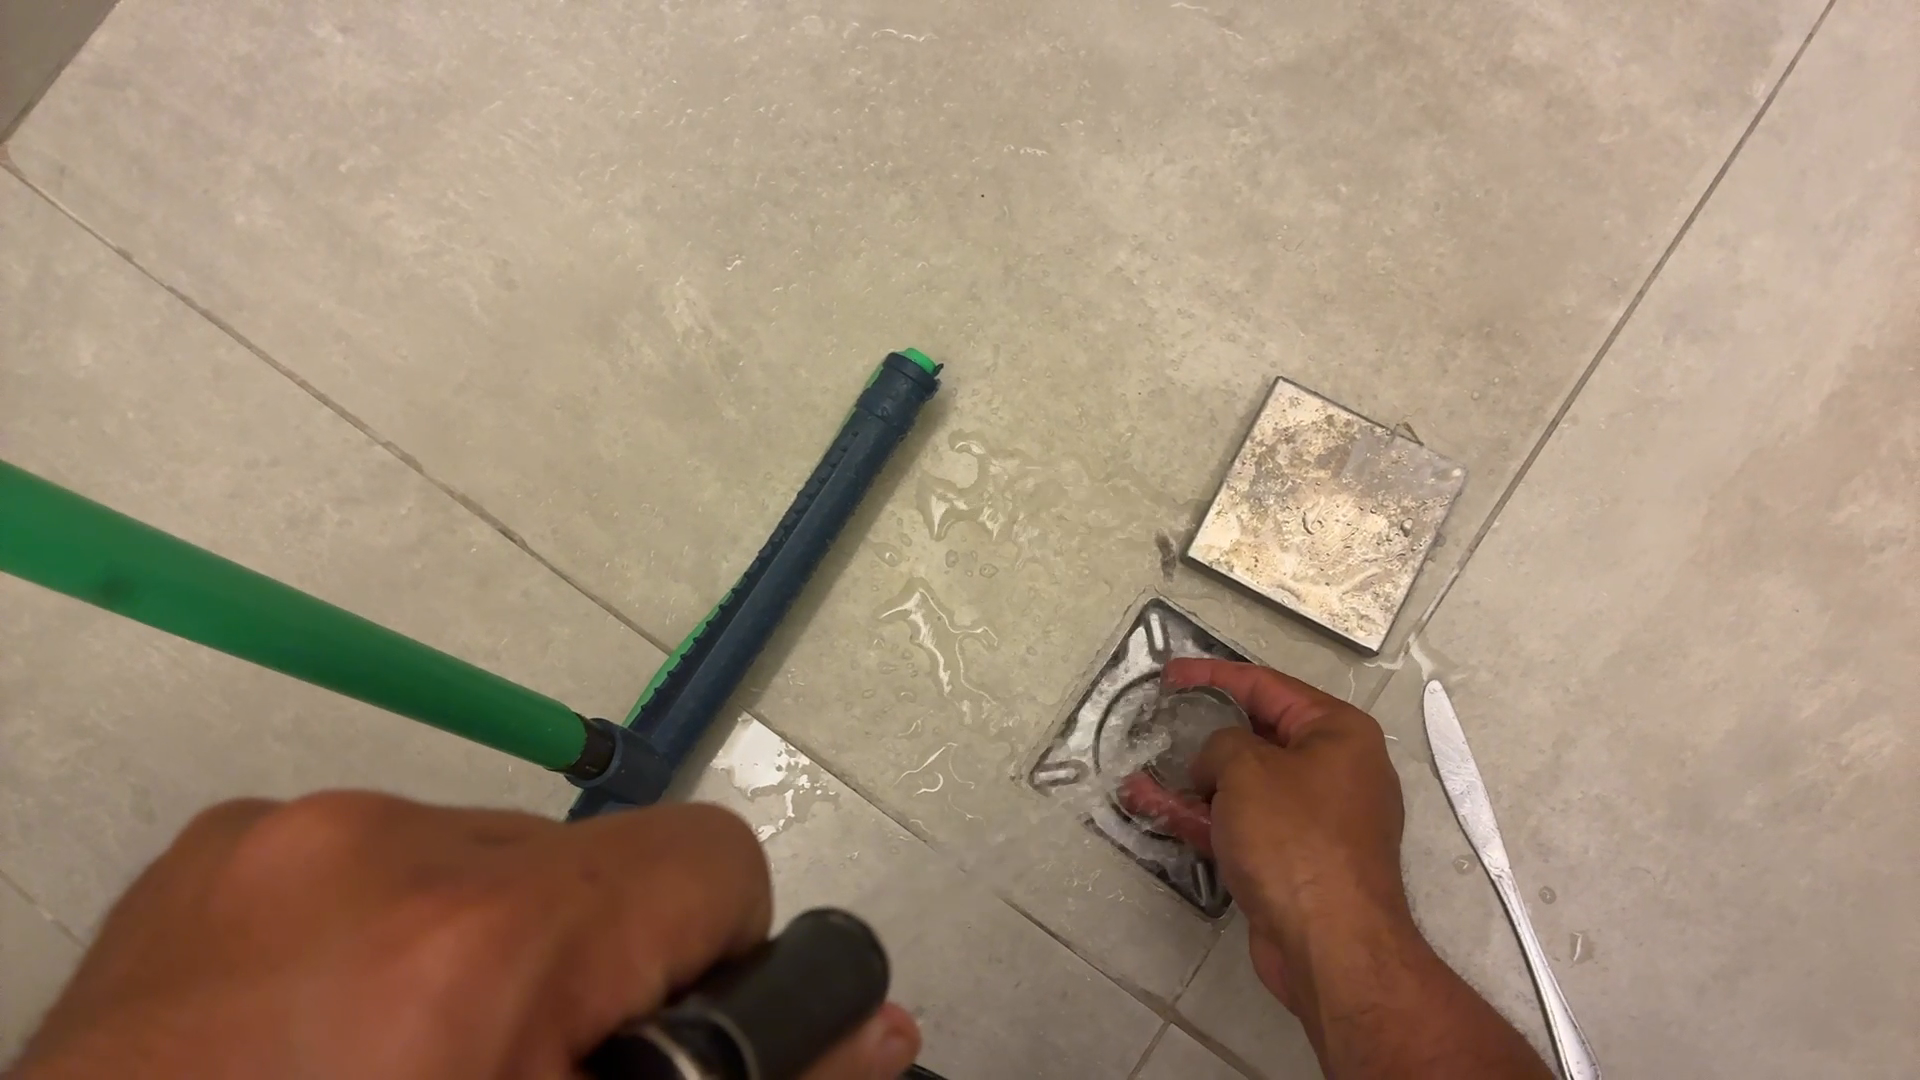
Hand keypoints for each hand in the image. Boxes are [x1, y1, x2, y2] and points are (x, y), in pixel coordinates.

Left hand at [12, 793, 919, 1079]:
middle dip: (597, 967)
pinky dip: (400, 938)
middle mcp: (375, 846)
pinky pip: (388, 860)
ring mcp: (275, 840)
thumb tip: (889, 1022)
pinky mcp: (209, 853)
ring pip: (499, 860)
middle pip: (604, 863)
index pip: (712, 858)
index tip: (654, 1043)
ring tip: (410, 1071)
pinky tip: (329, 1039)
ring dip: (495, 952)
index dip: (711, 957)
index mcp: (481, 940)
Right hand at [1119, 659, 1411, 1017]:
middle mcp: (1331, 768)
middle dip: (1201, 729)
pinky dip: (1199, 813)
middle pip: (1254, 733)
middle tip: (1159, 717)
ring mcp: (1311, 816)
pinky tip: (1151, 806)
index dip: (1212, 675)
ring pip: (1240, 782)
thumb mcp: (1247, 766)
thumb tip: (1214, 765)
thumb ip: (1220, 743)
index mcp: (1337, 732)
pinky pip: (1239, 820)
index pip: (1265, 685)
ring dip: (1190, 777)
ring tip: (1140, 768)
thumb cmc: (1295, 838)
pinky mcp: (1290, 856)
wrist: (1330, 947)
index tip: (1169, 674)